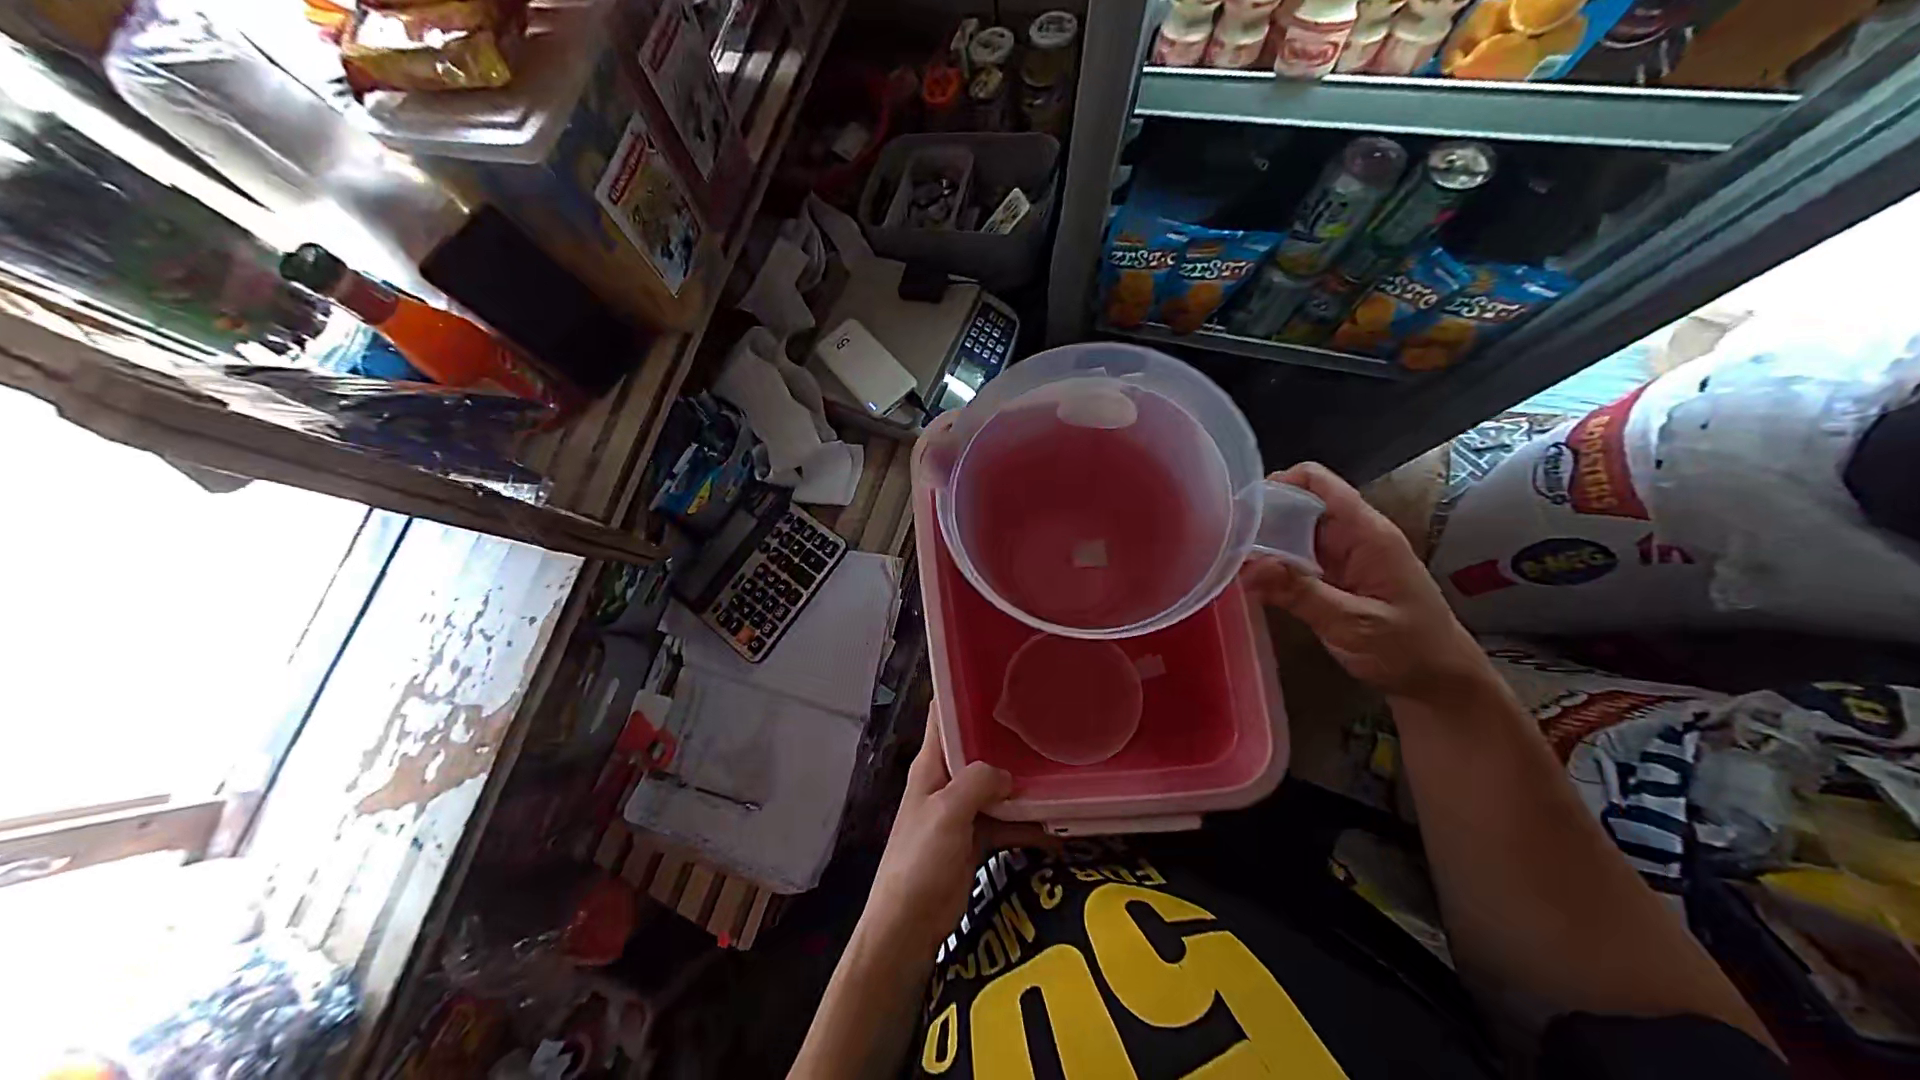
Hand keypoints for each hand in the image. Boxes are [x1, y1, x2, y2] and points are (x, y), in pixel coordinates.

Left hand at [862, 711, 1046, 956]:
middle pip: (978, 748)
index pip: (943, 715)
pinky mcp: (975, 838)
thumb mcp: (947, 813)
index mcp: (931, 765)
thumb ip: (978, 783)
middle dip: (1007, 737)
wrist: (908, 925)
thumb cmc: (920, 860)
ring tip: (1062, 769)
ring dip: (1023, 783)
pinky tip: (1057, 826)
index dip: (964, 692)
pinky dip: (1027, 823)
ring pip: (996, 785)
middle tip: (1047, 720)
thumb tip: (1009, 775)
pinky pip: (1006, 822)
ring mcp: (962, 811)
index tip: (998, 674)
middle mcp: (946, 781)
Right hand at [1242, 462, 1494, 704]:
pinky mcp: (1333, 579)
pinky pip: (1295, 559)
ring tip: (1228, 561)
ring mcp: (1342, 558)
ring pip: (1293, 532)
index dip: (1277, 485)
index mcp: (1366, 534)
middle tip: (1223, 542)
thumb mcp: (1353, 625)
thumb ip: (1300, 593)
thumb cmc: (1409, 651)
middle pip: (1297, 504)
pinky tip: (1249, 581)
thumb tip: (1248, 566)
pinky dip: (1271, 565)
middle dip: (1260, 518)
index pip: (1316, 482)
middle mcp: (1352, 537)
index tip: (1240, 511)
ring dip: (1263, 544)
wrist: (1442, 684)